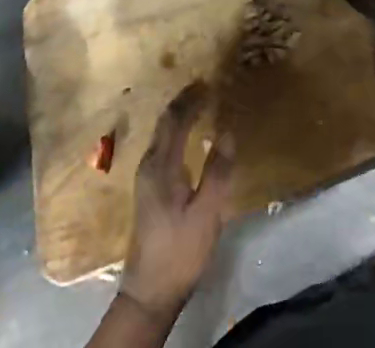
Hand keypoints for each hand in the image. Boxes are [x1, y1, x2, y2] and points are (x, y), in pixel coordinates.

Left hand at [119, 84, 234, 321]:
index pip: (175, 121)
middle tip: (207, 86)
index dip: (192, 100)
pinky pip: (163, 147)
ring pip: (162, 135)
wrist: (150, 291)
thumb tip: (228, 131)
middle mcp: (148, 166)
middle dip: (183, 102)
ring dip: (179, 116)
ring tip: (201, 103)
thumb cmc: (181, 249)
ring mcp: (146, 178)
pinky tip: (190, 136)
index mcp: (161, 167)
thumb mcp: (207, 211)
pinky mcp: (150, 190)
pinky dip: (176, 132)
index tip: (211, 82)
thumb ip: (218, 170)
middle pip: (164, 124)